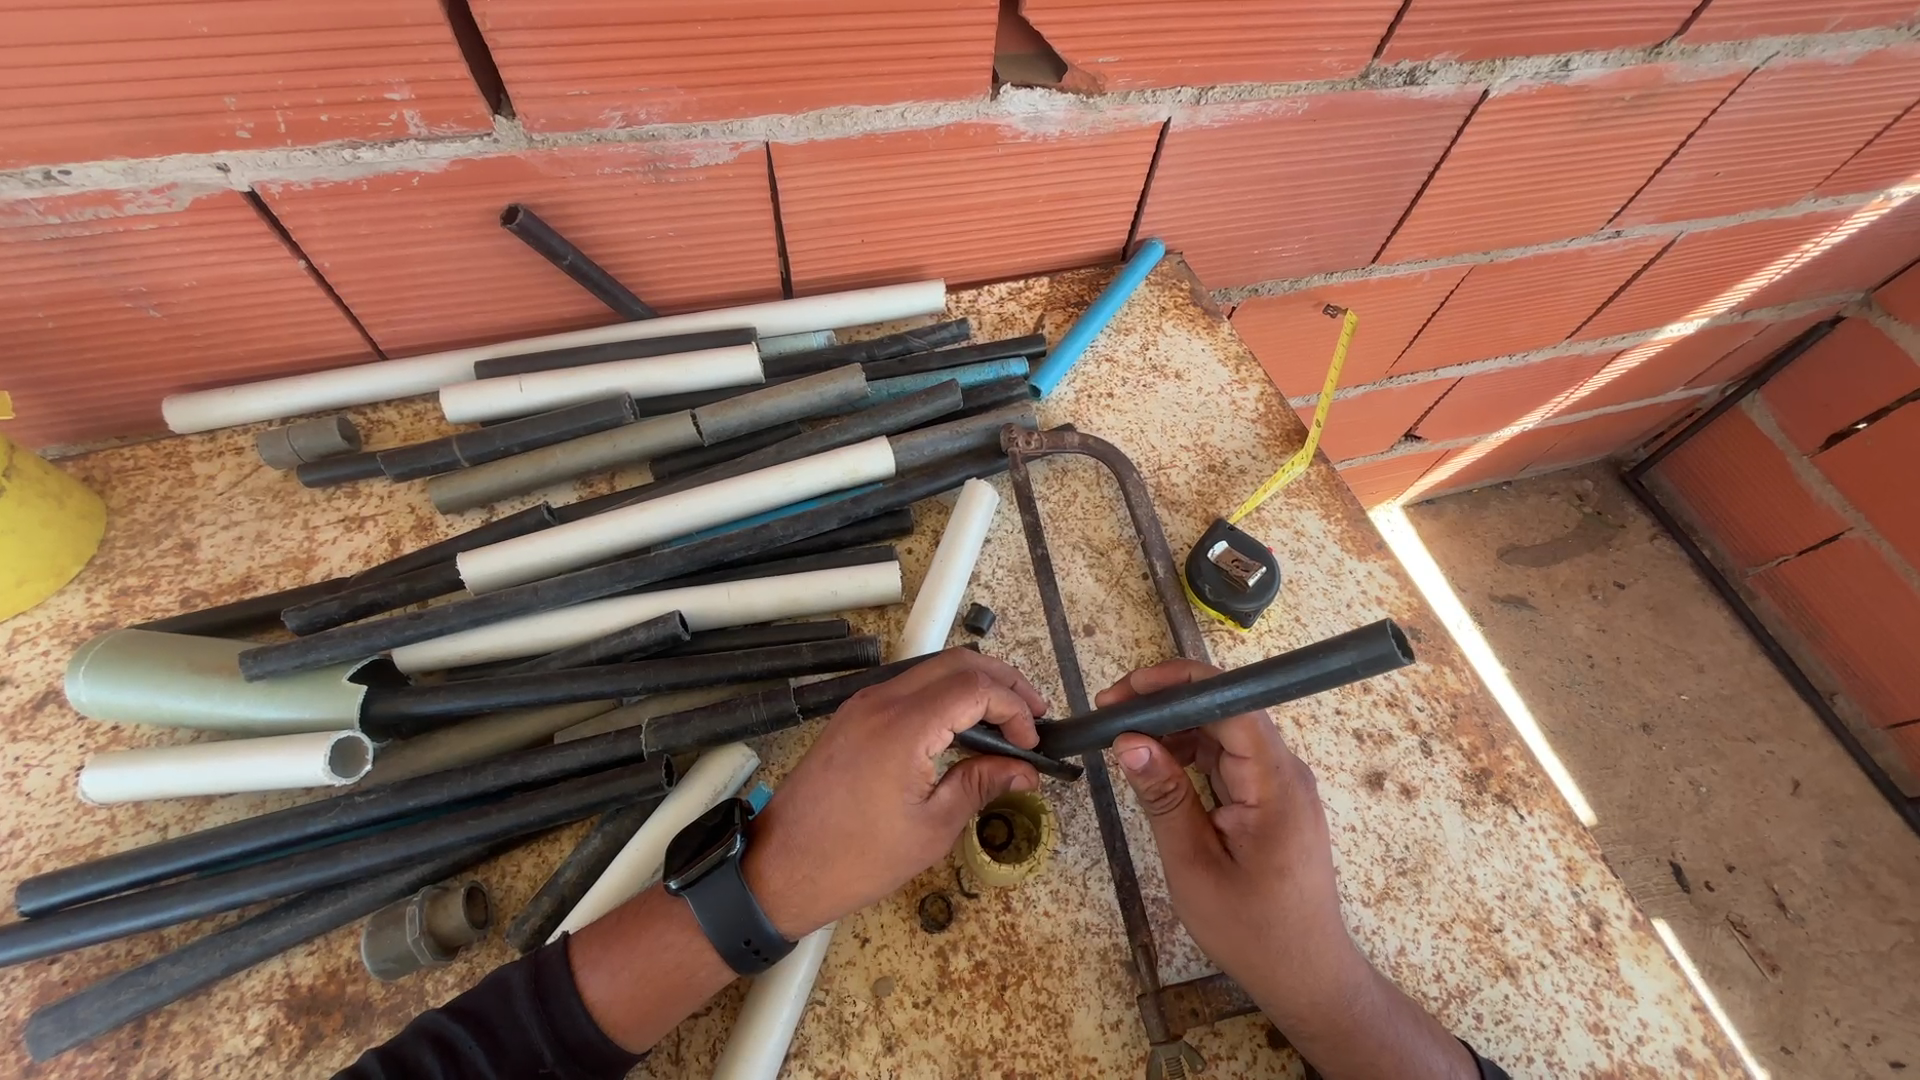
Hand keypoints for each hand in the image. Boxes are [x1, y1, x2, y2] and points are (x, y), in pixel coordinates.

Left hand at [744, 649, 1048, 938]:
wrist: (780, 868)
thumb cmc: (856, 858)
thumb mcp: (931, 828)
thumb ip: (981, 785)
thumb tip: (1024, 770)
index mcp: (903, 725)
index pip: (975, 687)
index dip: (1014, 707)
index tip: (1033, 741)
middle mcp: (882, 700)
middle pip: (956, 663)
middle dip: (1002, 681)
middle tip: (1032, 714)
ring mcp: (863, 704)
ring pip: (932, 670)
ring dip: (973, 686)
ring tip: (1005, 721)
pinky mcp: (853, 716)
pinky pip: (909, 689)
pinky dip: (944, 697)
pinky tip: (962, 728)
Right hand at [1099, 659, 1362, 1017]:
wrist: (1307, 978)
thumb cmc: (1252, 930)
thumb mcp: (1194, 866)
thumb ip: (1163, 797)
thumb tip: (1128, 739)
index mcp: (1274, 782)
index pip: (1231, 702)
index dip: (1176, 684)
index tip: (1125, 692)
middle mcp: (1282, 770)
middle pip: (1223, 708)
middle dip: (1164, 702)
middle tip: (1109, 714)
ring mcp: (1276, 782)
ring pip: (1220, 729)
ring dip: (1170, 726)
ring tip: (1122, 739)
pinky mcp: (1267, 796)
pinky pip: (1223, 756)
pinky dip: (1185, 751)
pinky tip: (1154, 765)